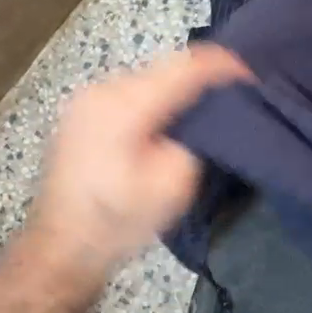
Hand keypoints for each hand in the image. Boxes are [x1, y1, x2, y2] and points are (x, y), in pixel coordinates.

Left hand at [24, 45, 250, 284]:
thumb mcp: (173, 185)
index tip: (251, 75)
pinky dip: (155, 98)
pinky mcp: (82, 109)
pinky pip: (131, 90)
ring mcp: (88, 97)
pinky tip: (167, 120)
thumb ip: (198, 137)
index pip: (186, 66)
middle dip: (201, 78)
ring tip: (204, 108)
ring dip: (177, 88)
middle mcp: (104, 89)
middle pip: (167, 67)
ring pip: (149, 77)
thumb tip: (207, 116)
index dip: (225, 65)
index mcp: (126, 105)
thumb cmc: (117, 221)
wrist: (60, 247)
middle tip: (233, 95)